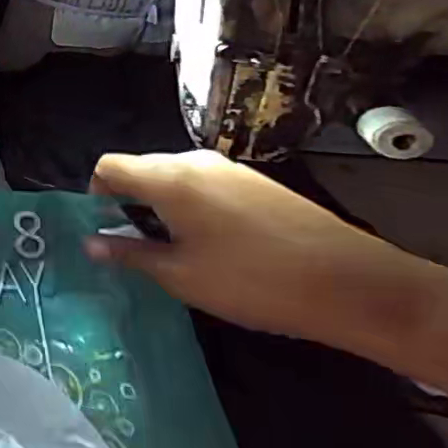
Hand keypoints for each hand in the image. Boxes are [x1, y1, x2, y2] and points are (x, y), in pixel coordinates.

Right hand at [86, 150, 428, 343]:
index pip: (108, 166)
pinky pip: (204, 184)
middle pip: (140, 168)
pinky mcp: (257, 182)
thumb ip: (129, 253)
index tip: (105, 229)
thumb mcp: (180, 275)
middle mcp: (195, 162)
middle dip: (128, 201)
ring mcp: (230, 169)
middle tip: (137, 245)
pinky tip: (216, 243)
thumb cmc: (254, 281)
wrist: (357, 285)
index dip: (95, 194)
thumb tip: (90, 242)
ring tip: (177, 248)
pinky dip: (191, 205)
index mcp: (169, 177)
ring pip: (173, 176)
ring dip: (160, 204)